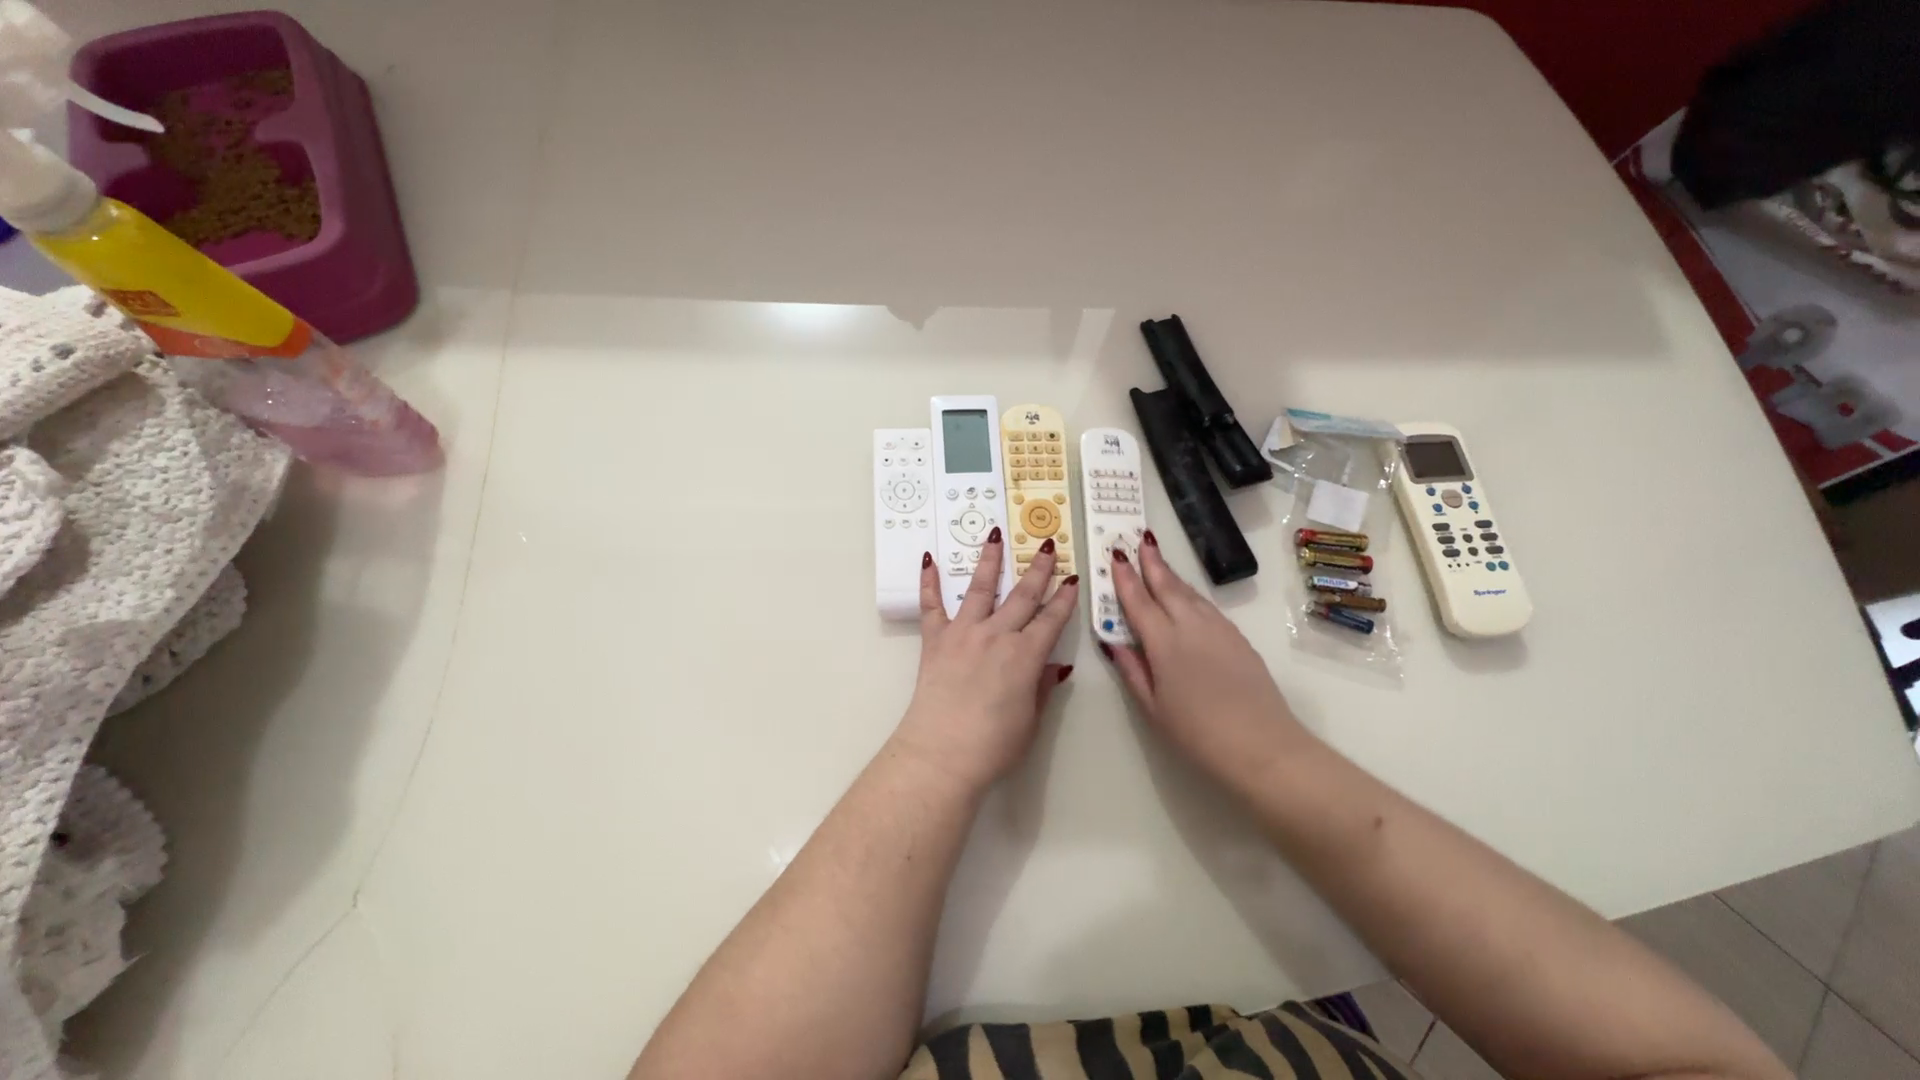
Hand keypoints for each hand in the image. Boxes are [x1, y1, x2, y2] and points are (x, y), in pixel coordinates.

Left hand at [892, 529, 1079, 792]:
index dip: (1065, 599)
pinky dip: (929, 582)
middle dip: (1039, 569)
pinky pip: (931, 605)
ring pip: (980, 588)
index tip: (1073, 578)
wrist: (941, 753)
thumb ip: (1041, 687)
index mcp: (1026, 656)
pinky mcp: (935, 640)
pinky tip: (929, 559)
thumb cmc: (993, 746)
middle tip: (1048, 544)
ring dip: (991, 560)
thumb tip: (1055, 666)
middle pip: (1023, 596)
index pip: (1052, 620)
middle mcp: (997, 635)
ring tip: (996, 534)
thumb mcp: (1030, 720)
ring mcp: (964, 633)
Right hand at [1102, 532, 1307, 788]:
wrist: (1262, 745)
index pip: (1139, 602)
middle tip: (1139, 539)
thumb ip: (1132, 670)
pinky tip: (1187, 598)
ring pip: (1190, 594)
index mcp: (1164, 643)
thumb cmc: (1197, 734)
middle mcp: (1191, 627)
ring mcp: (1219, 630)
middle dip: (1151, 562)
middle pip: (1167, 586)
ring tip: (1158, 562)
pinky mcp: (1238, 639)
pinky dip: (1191, 595)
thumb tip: (1112, 641)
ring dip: (1172, 575)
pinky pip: (1208, 607)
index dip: (1125, 578)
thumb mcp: (1153, 708)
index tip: (1115, 556)